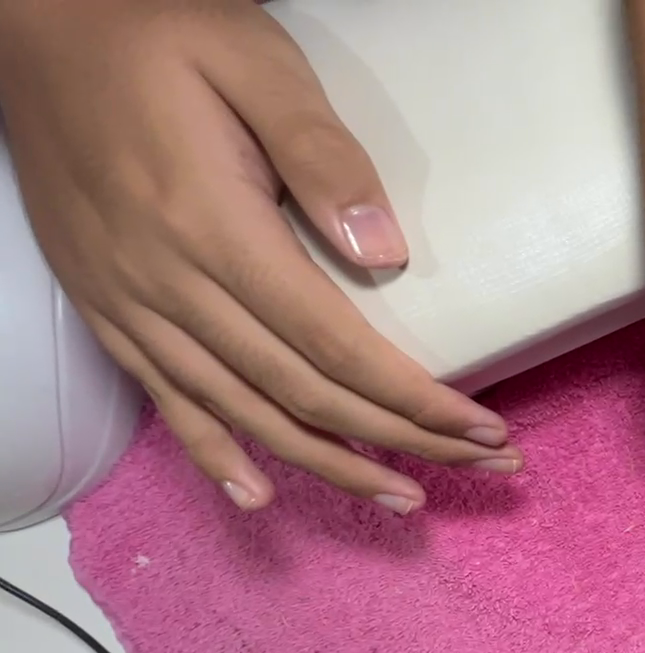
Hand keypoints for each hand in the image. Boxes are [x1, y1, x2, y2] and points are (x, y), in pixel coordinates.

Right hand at [0, 0, 520, 513]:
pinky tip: (259, 495)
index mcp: (211, 230)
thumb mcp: (258, 67)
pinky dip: (215, 452)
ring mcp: (128, 300)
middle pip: (310, 395)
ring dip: (335, 466)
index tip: (486, 430)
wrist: (29, 8)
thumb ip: (325, 159)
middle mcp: (164, 281)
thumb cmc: (160, 32)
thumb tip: (387, 255)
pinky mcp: (107, 303)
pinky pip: (163, 398)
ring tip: (408, 498)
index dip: (419, 402)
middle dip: (408, 441)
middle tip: (485, 466)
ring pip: (247, 413)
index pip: (342, 349)